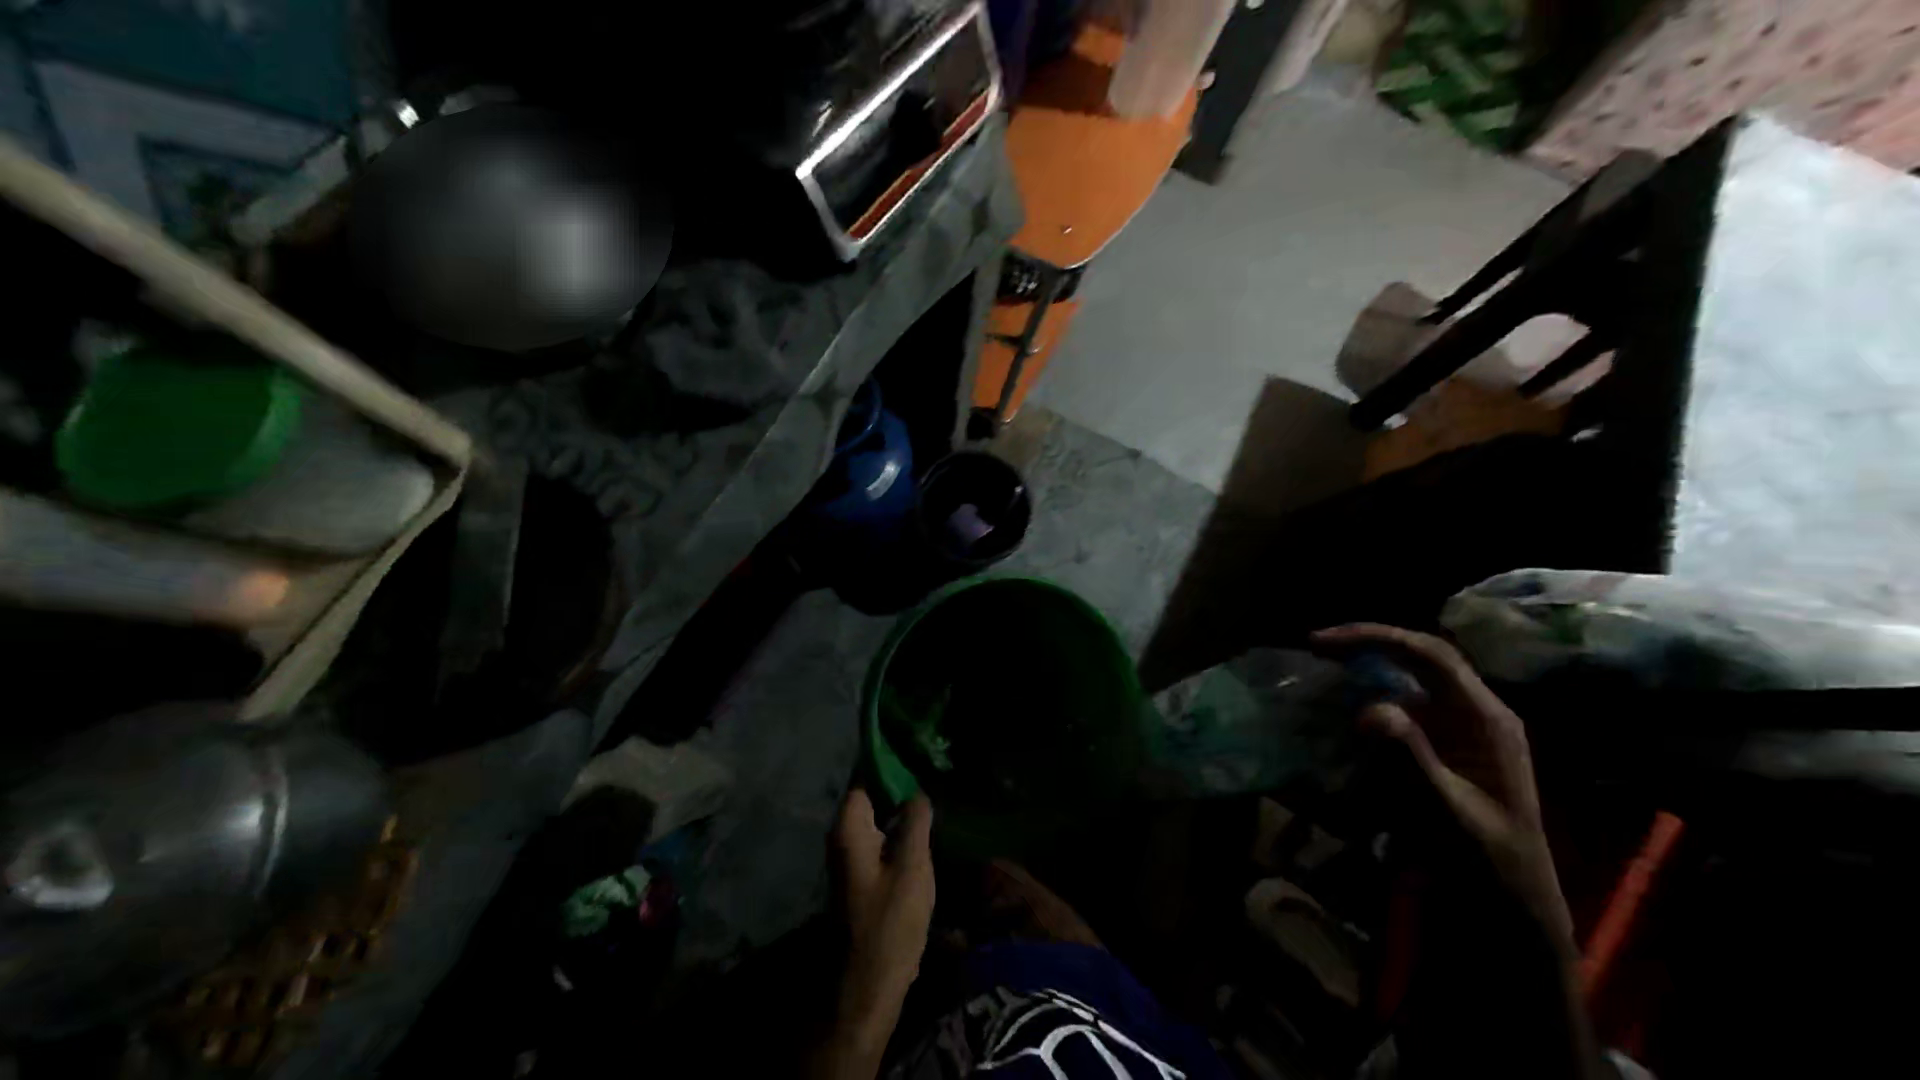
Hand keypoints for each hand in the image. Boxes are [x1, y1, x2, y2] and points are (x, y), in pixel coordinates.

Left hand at [816, 789, 933, 1078]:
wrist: (865, 987)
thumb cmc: (888, 923)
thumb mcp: (912, 867)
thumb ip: (916, 822)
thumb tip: (918, 791)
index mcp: (849, 827)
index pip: (864, 775)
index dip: (888, 760)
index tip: (916, 745)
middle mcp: (842, 836)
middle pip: (870, 794)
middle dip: (899, 780)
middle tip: (933, 766)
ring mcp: (851, 857)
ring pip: (877, 817)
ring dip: (901, 805)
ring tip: (934, 790)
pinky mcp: (861, 875)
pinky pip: (880, 837)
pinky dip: (899, 828)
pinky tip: (925, 827)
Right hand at [1311, 623, 1568, 938]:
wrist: (1510, 902)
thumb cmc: (1484, 860)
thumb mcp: (1446, 815)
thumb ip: (1410, 761)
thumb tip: (1369, 710)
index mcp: (1485, 719)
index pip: (1430, 654)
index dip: (1375, 637)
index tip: (1320, 643)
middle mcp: (1473, 711)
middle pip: (1418, 656)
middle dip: (1365, 644)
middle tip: (1313, 647)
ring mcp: (1458, 726)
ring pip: (1408, 677)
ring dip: (1363, 669)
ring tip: (1318, 672)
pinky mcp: (1441, 743)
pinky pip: (1402, 705)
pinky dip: (1367, 698)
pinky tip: (1338, 709)